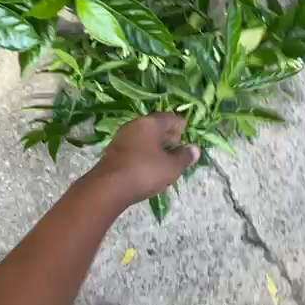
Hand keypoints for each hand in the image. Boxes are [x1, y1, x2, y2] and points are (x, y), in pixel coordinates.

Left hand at [83, 113, 199, 205]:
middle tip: (179, 141)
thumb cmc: (145, 171)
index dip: (179, 124)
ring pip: (144, 137)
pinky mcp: (115, 152)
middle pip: (155, 126)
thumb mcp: (171, 167)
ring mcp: (122, 138)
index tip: (186, 128)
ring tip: (167, 154)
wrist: (109, 187)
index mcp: (150, 123)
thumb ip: (184, 156)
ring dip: (156, 143)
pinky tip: (151, 162)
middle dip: (168, 133)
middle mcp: (135, 126)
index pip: (169, 118)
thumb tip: (194, 149)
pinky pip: (135, 146)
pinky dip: (145, 151)